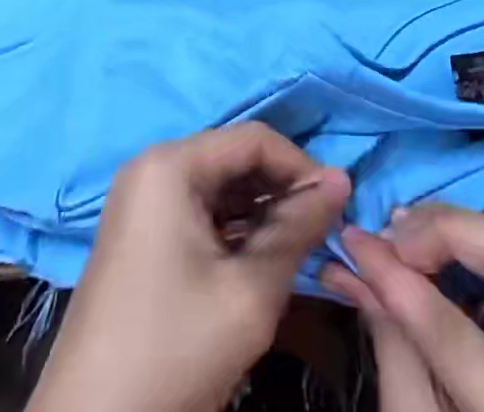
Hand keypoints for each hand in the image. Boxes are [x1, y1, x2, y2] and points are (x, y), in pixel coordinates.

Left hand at [26, 124, 350, 411]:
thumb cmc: (177, 344)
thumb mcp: (251, 288)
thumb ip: (299, 227)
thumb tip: (342, 179)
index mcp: (170, 165)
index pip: (253, 139)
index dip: (302, 166)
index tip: (338, 206)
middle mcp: (151, 167)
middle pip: (233, 158)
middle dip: (281, 188)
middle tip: (322, 229)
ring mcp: (141, 199)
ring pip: (218, 185)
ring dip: (261, 210)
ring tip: (298, 246)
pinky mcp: (141, 229)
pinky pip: (198, 209)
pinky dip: (233, 226)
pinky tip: (260, 256)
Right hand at [320, 205, 483, 411]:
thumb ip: (392, 348)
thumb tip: (357, 269)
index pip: (453, 333)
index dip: (396, 279)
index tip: (354, 242)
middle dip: (455, 230)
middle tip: (395, 230)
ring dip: (462, 228)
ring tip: (404, 229)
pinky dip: (477, 242)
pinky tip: (435, 240)